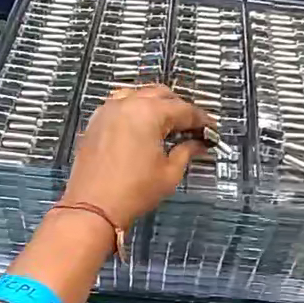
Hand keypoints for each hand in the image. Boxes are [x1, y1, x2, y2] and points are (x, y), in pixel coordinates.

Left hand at [61, 85, 214, 224]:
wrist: (93, 207)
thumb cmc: (132, 192)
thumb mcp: (169, 173)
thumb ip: (186, 152)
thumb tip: (198, 144)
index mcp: (148, 113)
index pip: (184, 109)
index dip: (201, 120)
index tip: (211, 130)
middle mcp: (126, 104)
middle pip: (161, 95)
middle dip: (179, 109)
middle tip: (192, 128)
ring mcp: (108, 111)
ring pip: (139, 95)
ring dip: (156, 105)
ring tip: (168, 124)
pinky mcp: (96, 122)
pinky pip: (120, 105)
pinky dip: (136, 109)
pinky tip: (143, 126)